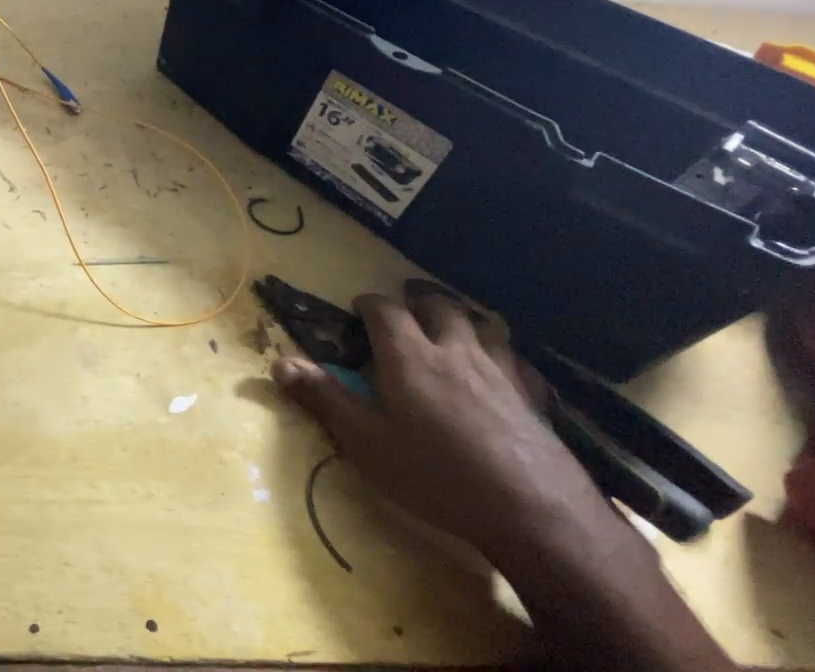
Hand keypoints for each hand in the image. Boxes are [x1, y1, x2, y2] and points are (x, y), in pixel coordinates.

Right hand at [270, 281, 615, 562]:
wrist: (534, 512)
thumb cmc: (436, 475)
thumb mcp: (366, 441)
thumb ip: (324, 398)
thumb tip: (280, 362)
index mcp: (409, 357)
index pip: (385, 310)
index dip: (369, 304)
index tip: (357, 309)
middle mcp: (455, 352)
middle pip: (438, 307)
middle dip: (416, 302)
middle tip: (404, 312)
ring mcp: (500, 372)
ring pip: (481, 326)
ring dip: (460, 322)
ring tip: (449, 331)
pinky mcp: (534, 398)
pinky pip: (515, 360)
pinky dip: (499, 354)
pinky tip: (499, 370)